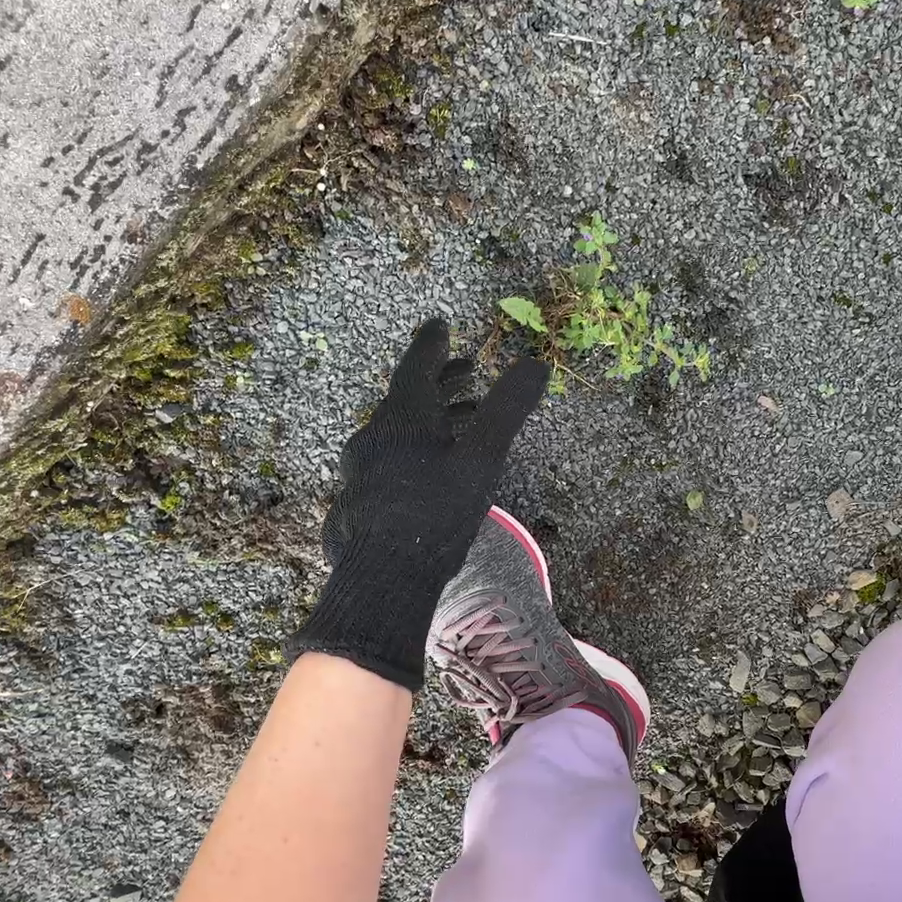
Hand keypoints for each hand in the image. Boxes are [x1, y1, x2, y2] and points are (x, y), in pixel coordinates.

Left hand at [287, 319, 549, 691]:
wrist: (384, 576)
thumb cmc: (435, 510)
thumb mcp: (481, 458)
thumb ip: (507, 410)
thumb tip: (537, 363)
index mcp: (402, 417)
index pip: (416, 367)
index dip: (432, 345)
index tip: (441, 325)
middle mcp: (377, 434)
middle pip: (409, 396)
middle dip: (441, 381)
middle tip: (468, 370)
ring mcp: (365, 466)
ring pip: (402, 427)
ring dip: (434, 414)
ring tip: (465, 416)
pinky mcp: (364, 493)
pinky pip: (394, 452)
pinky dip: (420, 442)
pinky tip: (437, 463)